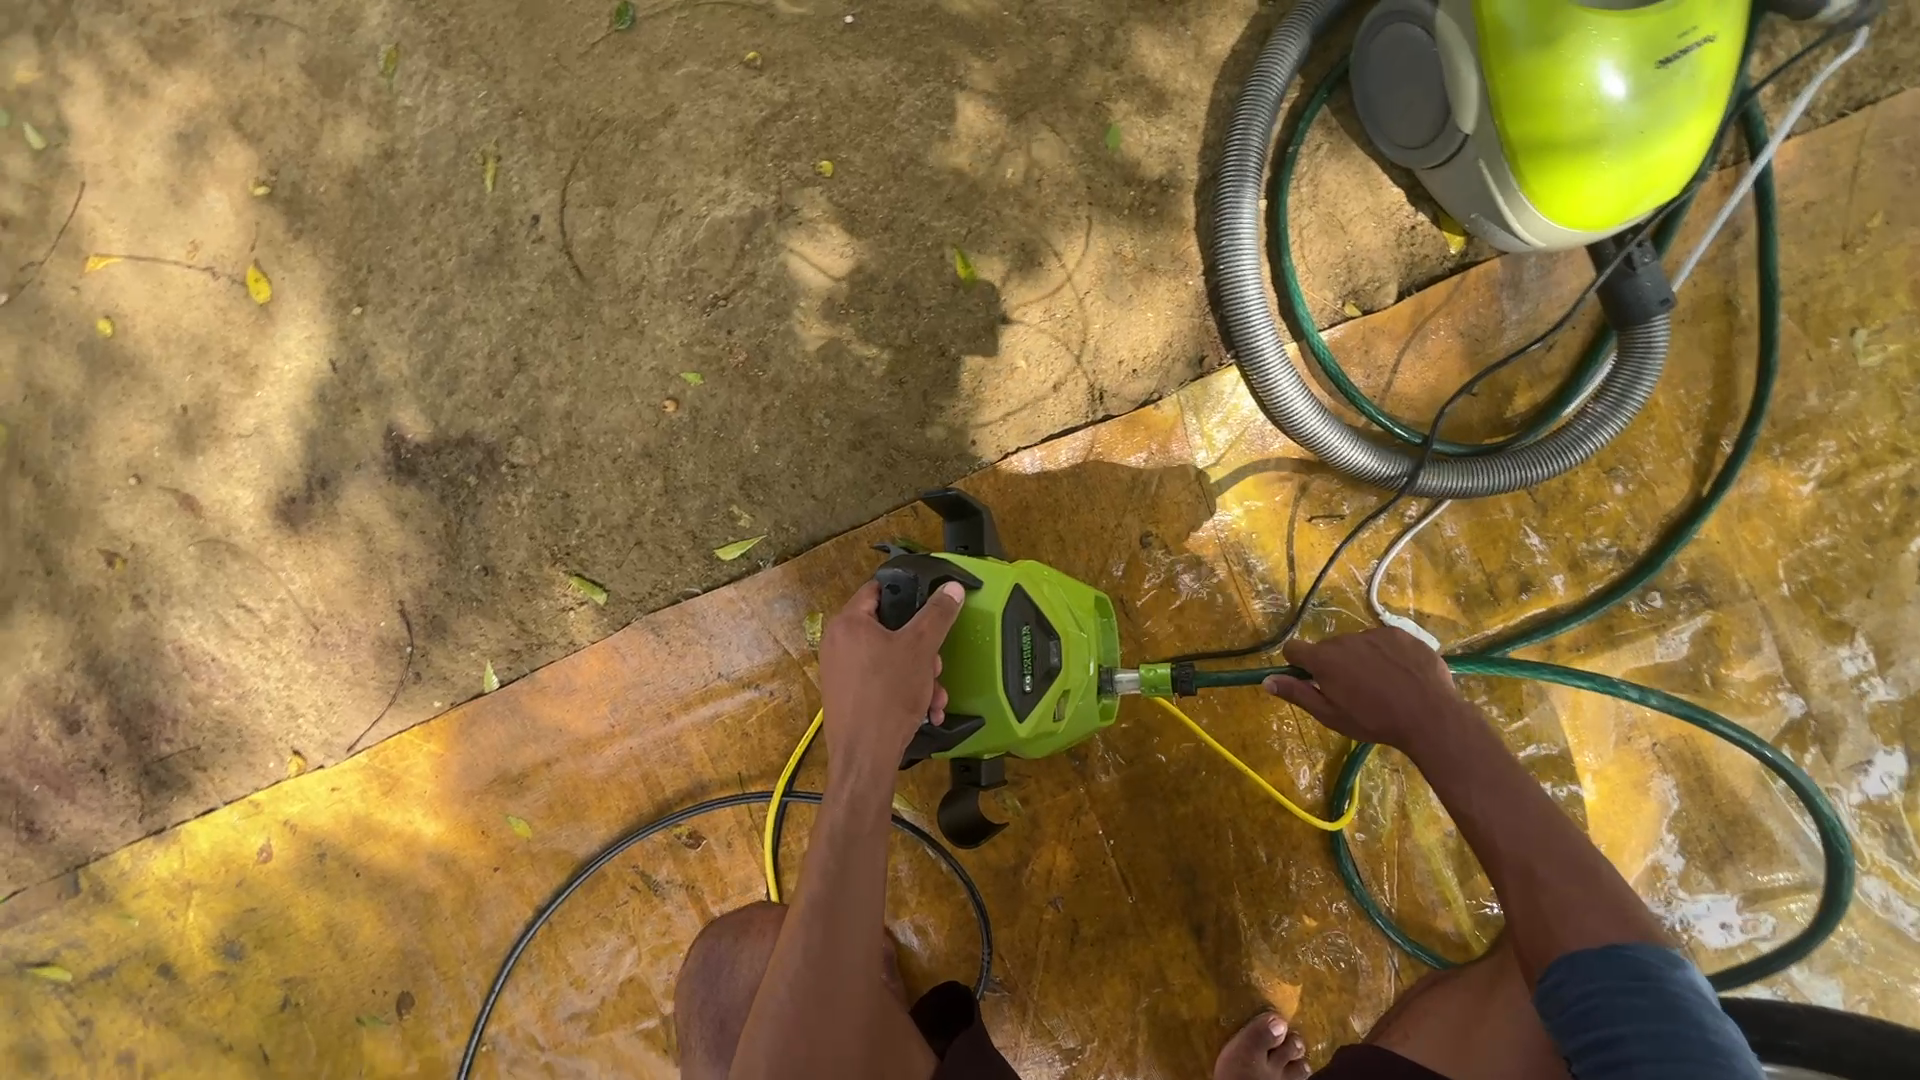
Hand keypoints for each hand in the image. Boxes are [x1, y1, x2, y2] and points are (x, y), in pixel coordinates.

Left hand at [819, 580, 965, 784]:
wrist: (865, 757)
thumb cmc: (888, 694)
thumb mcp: (920, 648)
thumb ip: (937, 614)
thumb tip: (952, 587)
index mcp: (848, 622)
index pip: (878, 589)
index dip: (907, 592)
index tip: (930, 605)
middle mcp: (838, 643)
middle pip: (890, 629)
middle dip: (922, 648)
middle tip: (935, 665)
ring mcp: (841, 672)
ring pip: (890, 659)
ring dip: (920, 674)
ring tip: (935, 696)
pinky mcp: (848, 696)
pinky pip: (882, 681)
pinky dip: (905, 691)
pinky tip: (927, 711)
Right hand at [1263, 627, 1472, 753]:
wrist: (1431, 717)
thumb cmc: (1375, 721)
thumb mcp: (1331, 715)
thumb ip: (1297, 694)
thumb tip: (1266, 681)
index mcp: (1324, 659)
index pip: (1294, 649)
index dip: (1299, 664)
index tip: (1313, 680)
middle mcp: (1345, 639)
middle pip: (1328, 648)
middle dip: (1335, 665)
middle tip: (1355, 691)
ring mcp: (1375, 634)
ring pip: (1357, 644)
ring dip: (1362, 659)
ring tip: (1383, 685)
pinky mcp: (1402, 634)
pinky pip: (1384, 641)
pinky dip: (1387, 654)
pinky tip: (1402, 675)